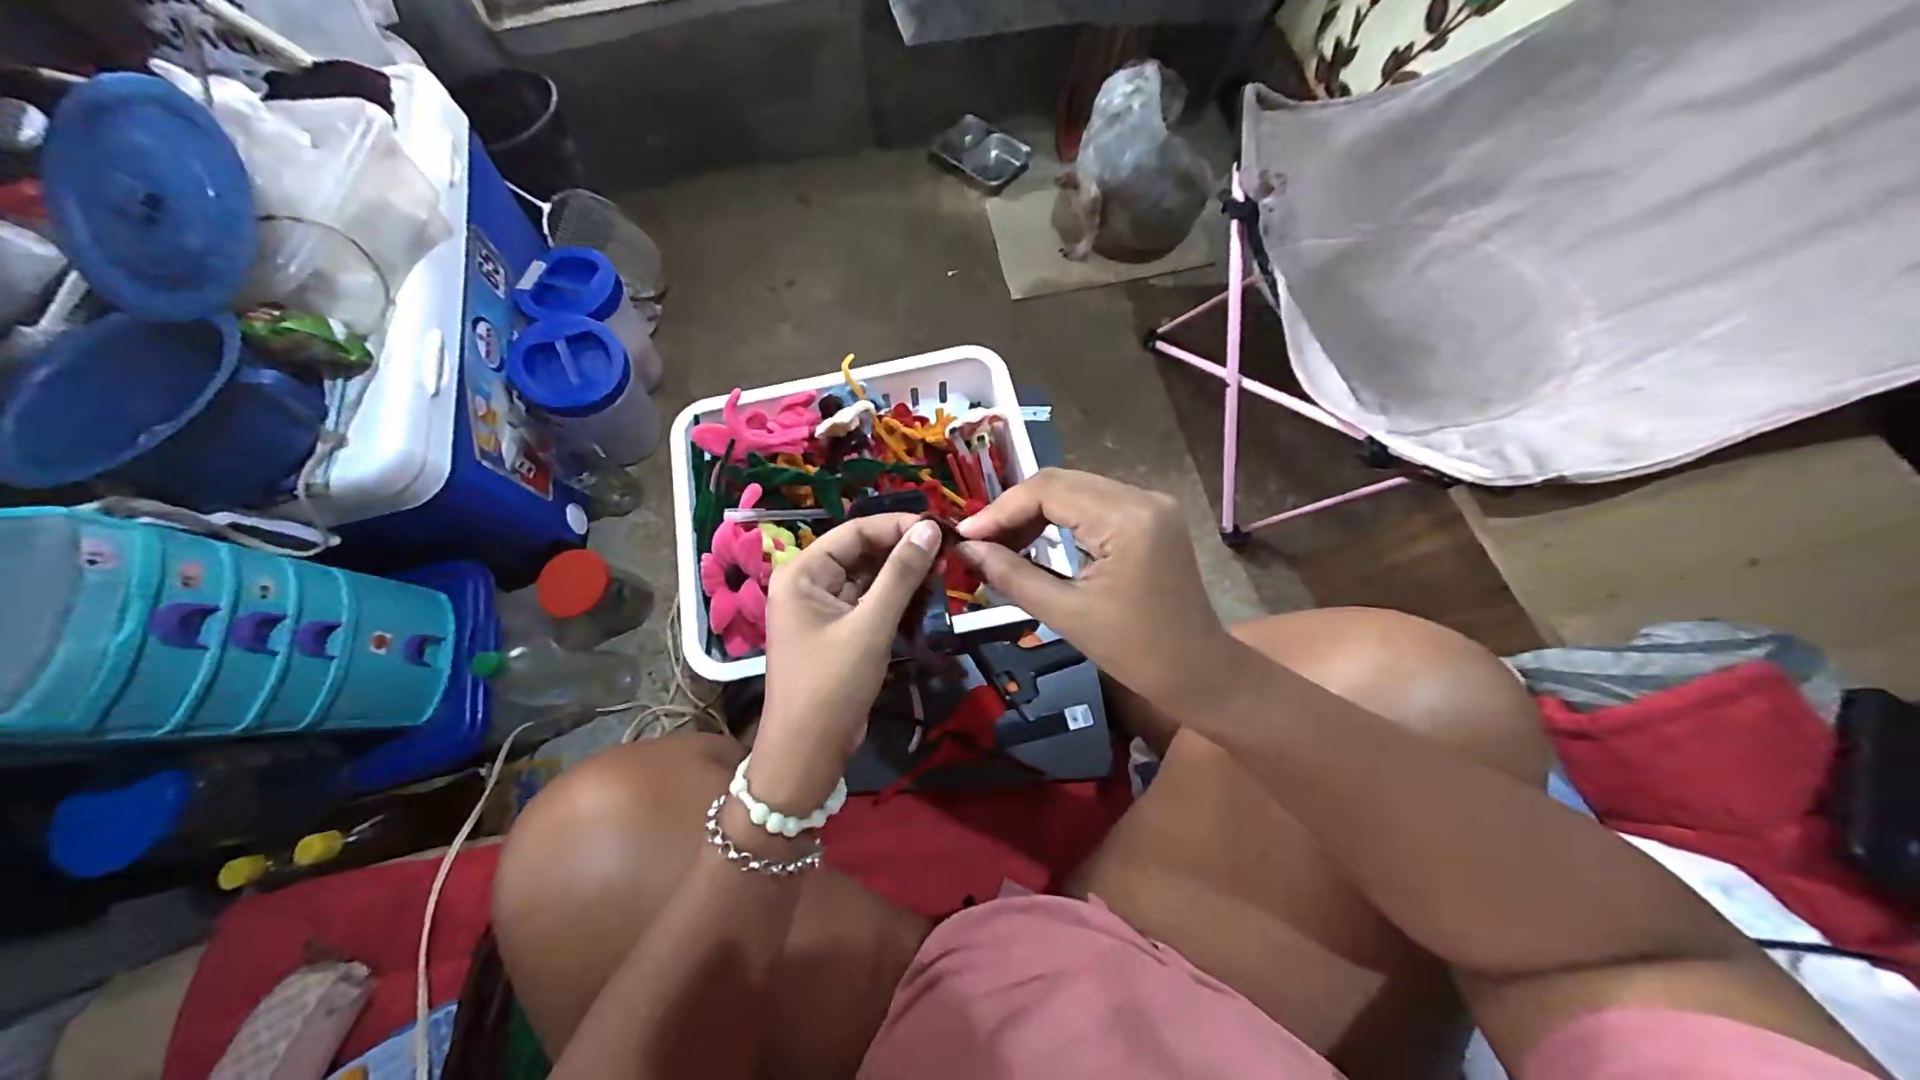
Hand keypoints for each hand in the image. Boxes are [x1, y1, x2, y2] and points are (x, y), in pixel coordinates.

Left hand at [752, 514, 941, 809]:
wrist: (808, 751)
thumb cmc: (832, 684)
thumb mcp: (871, 625)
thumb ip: (901, 574)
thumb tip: (929, 528)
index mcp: (802, 573)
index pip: (855, 531)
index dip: (897, 526)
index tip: (940, 528)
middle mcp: (808, 583)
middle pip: (862, 552)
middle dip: (903, 552)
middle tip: (948, 555)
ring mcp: (822, 608)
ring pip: (869, 577)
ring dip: (903, 576)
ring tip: (942, 575)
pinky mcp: (838, 630)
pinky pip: (869, 602)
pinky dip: (895, 599)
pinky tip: (926, 598)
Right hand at [956, 468, 1230, 703]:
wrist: (1198, 673)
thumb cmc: (1136, 652)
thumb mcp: (1067, 615)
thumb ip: (1012, 575)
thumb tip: (965, 550)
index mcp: (1127, 518)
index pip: (1048, 490)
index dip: (1000, 509)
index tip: (964, 535)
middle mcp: (1142, 497)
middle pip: (1061, 483)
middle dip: (1014, 510)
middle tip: (978, 542)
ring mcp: (1151, 504)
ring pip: (1075, 490)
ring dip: (1034, 513)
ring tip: (1000, 545)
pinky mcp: (1151, 517)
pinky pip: (1093, 505)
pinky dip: (1060, 519)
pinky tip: (1035, 541)